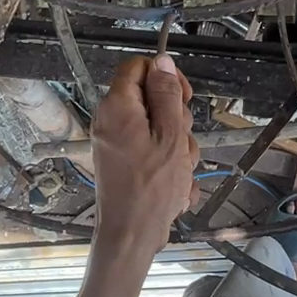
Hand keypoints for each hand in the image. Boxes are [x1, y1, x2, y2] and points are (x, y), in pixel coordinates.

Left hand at [91, 54, 198, 258]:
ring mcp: (117, 145)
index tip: (184, 98)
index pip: (138, 67)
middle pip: (152, 100)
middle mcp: (112, 122)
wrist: (132, 235)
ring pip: (159, 130)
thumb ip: (167, 95)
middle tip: (181, 143)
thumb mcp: (170, 135)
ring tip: (180, 172)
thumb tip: (163, 62)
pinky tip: (176, 189)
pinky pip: (154, 154)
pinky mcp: (125, 165)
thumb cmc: (152, 188)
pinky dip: (170, 168)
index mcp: (117, 107)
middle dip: (177, 120)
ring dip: (178, 149)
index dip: (165, 76)